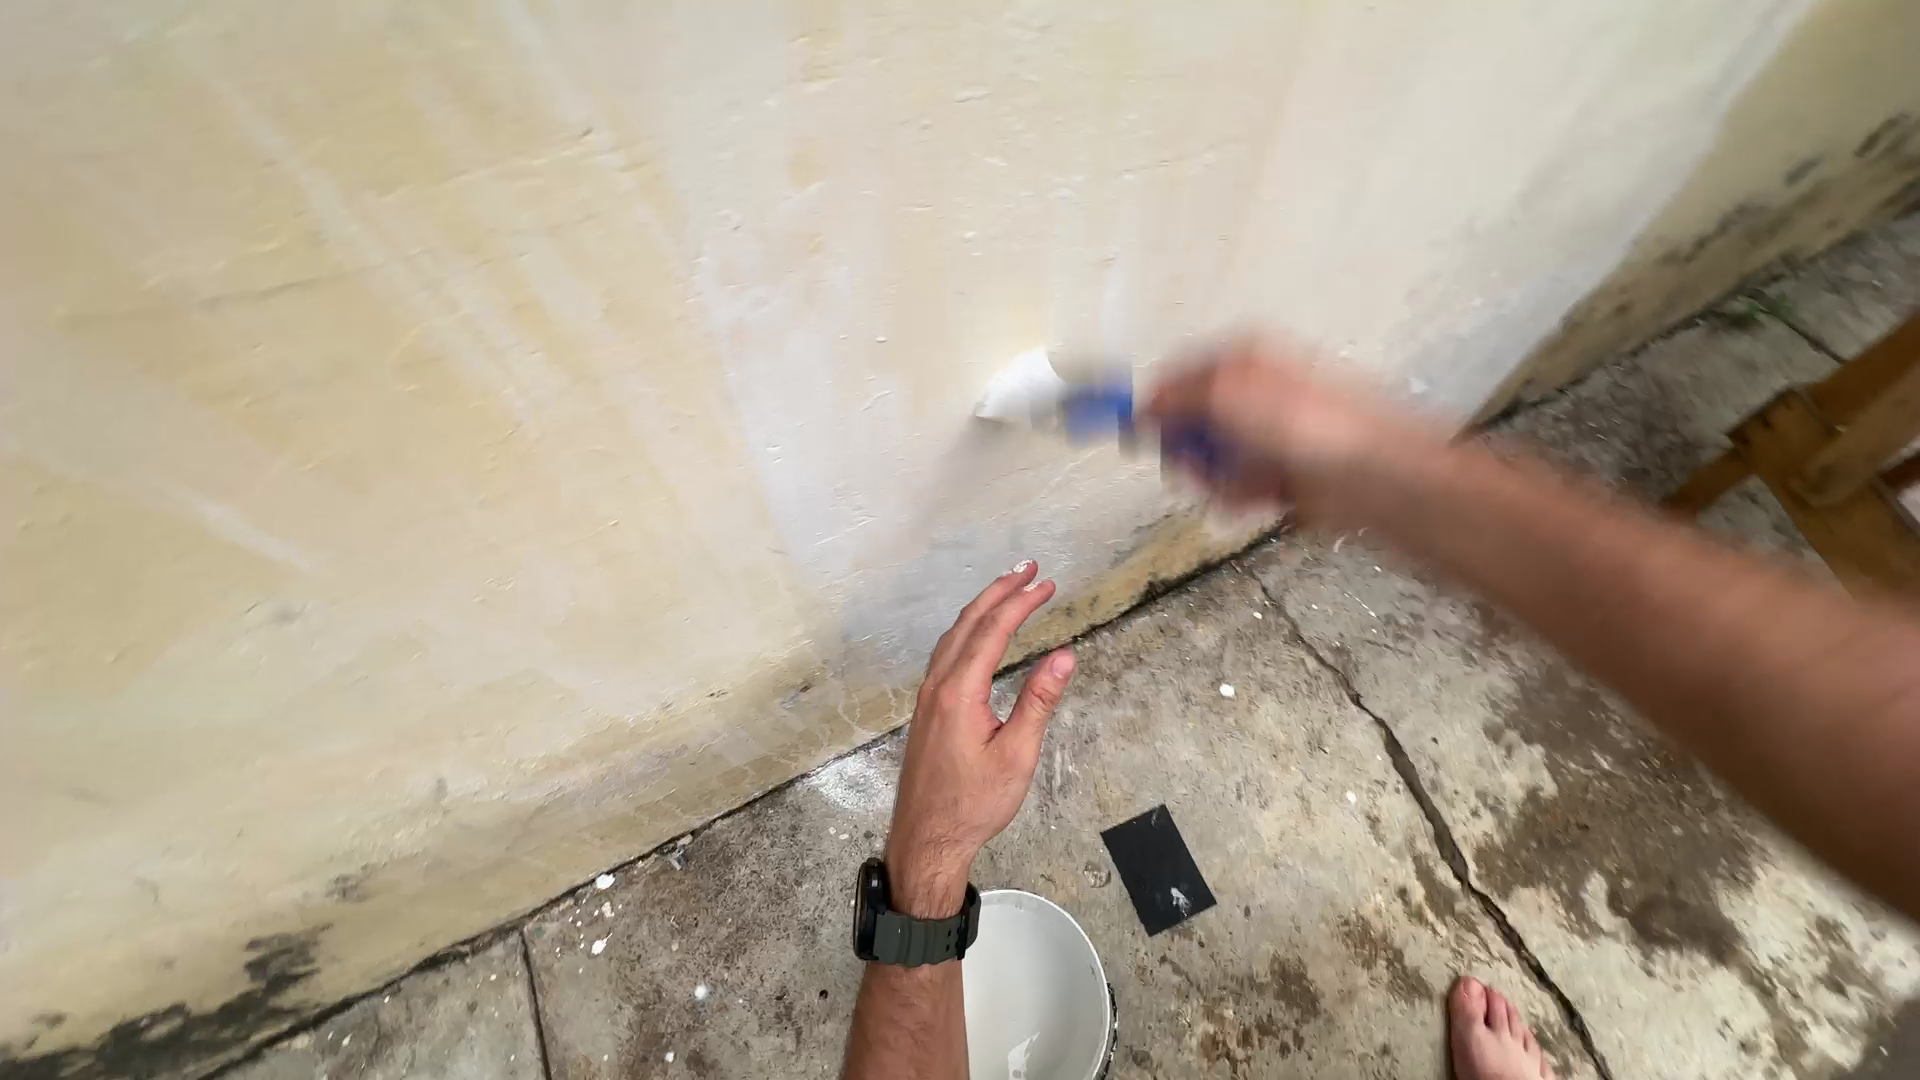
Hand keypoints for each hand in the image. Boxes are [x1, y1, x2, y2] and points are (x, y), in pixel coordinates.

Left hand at [884, 560, 1076, 916]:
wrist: (926, 839)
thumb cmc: (975, 803)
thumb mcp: (1016, 755)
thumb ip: (1039, 701)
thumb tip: (1064, 654)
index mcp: (959, 690)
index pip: (993, 631)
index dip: (1021, 602)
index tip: (1046, 583)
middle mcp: (938, 683)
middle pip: (968, 622)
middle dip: (999, 591)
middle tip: (1028, 568)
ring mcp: (928, 694)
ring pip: (953, 635)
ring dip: (981, 607)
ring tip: (1008, 588)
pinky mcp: (927, 707)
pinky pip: (946, 651)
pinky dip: (967, 629)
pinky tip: (978, 633)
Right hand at [1145, 335, 1444, 522]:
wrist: (1371, 475)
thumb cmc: (1307, 423)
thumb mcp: (1227, 394)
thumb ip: (1173, 399)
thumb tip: (1139, 409)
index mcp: (1239, 360)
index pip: (1174, 377)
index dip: (1153, 406)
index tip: (1137, 436)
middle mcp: (1249, 393)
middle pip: (1186, 424)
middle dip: (1186, 452)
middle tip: (1197, 466)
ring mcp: (1262, 435)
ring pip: (1207, 462)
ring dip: (1214, 479)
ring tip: (1240, 484)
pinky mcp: (1274, 473)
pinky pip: (1233, 487)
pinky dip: (1237, 497)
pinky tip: (1257, 499)